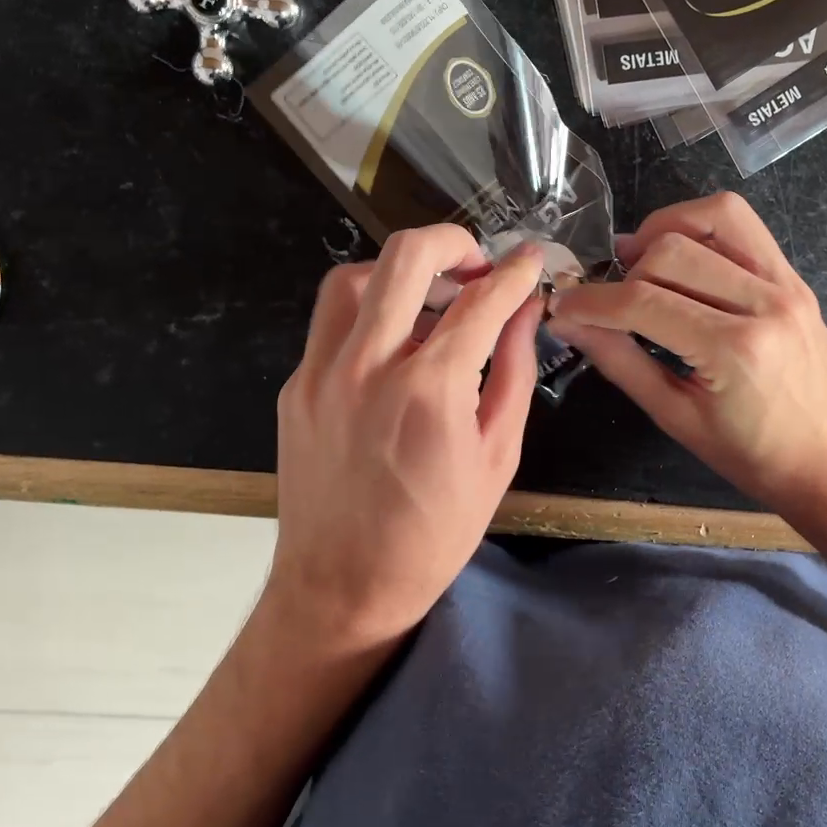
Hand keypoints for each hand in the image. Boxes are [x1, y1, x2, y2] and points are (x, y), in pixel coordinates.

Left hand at [266, 226, 543, 646]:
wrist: (346, 583)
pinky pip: (332, 325)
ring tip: (433, 296)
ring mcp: (320, 374)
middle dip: (451, 242)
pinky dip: (369, 314)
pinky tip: (396, 344)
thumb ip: (512, 374)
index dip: (514, 273)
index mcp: (430, 390)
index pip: (479, 302)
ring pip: (353, 279)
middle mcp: (368, 366)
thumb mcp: (498, 456)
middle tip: (478, 262)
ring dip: (399, 271)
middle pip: (404, 259)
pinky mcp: (294, 388)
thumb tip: (525, 315)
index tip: (532, 259)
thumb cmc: (438, 532)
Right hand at [546, 192, 826, 524]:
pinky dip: (704, 228)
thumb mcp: (679, 419)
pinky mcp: (797, 281)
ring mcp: (787, 286)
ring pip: (713, 218)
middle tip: (605, 301)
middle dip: (623, 272)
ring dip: (664, 230)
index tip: (563, 307)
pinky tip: (683, 256)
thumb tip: (570, 324)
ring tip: (639, 262)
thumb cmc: (754, 459)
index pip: (642, 302)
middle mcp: (764, 304)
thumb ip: (623, 364)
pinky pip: (746, 228)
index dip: (591, 302)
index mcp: (733, 351)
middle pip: (671, 252)